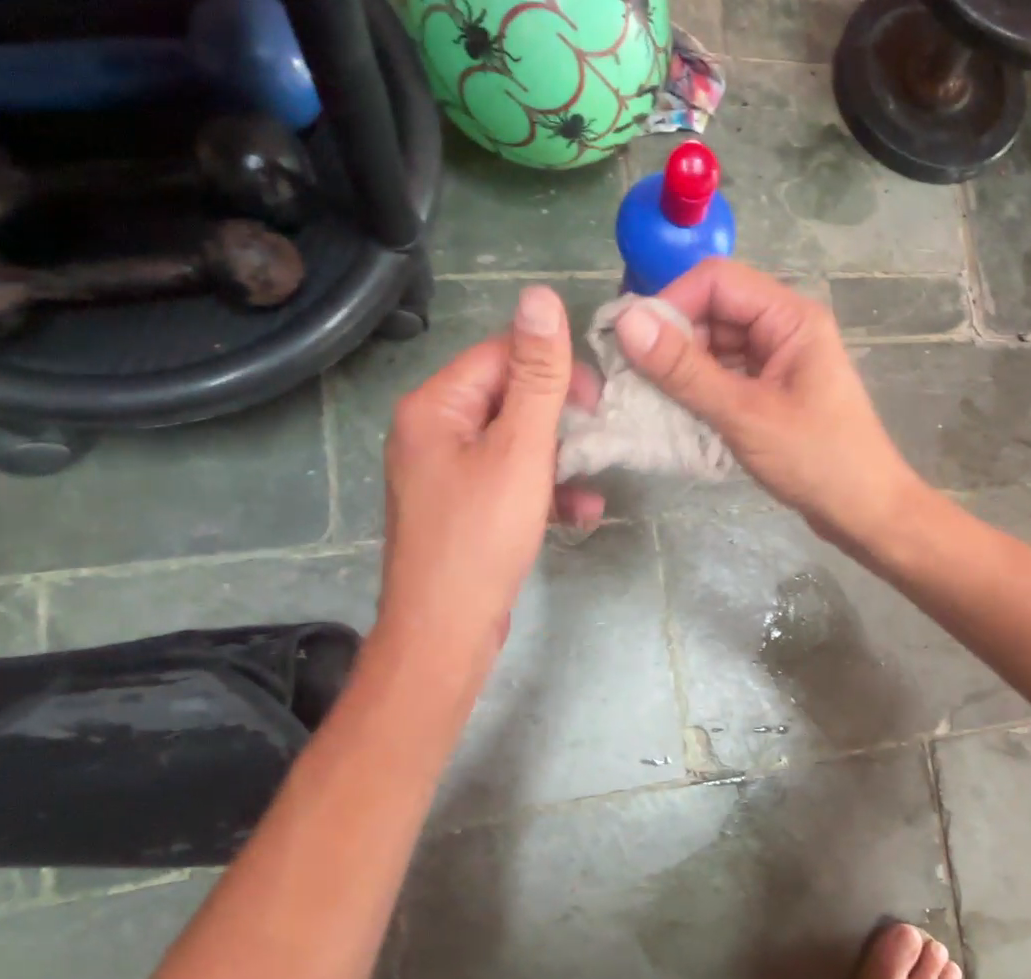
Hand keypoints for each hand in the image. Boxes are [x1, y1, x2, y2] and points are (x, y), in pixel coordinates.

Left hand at [377, 286, 604, 665]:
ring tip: (593, 481)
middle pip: (507, 398)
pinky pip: (507, 481)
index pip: (500, 355)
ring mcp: (442, 473)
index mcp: (434, 406)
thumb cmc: (482, 536)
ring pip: (513, 443)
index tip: (597, 401)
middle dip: (559, 418)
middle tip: (600, 438)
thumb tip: (541, 295)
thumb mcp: (521, 450)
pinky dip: (543, 491)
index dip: (553, 370)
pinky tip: (580, 512)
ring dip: (559, 458)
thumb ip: (537, 375)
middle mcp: (430, 431)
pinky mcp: (460, 509)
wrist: (445, 631)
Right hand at [613, 258, 924, 546]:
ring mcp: (779, 362)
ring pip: (715, 347)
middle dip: (672, 339)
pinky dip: (698, 391)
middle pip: (713, 311)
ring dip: (681, 369)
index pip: (717, 280)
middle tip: (633, 378)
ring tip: (648, 400)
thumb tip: (627, 324)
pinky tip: (675, 414)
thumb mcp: (745, 414)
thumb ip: (685, 370)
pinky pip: (725, 376)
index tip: (632, 342)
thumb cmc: (816, 460)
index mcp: (790, 317)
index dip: (670, 302)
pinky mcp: (772, 393)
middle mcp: (784, 329)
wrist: (866, 513)